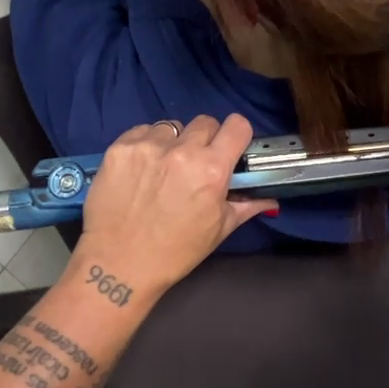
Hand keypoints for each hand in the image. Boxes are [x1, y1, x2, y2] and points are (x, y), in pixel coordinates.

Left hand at [73, 115, 277, 301]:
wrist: (118, 265)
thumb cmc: (174, 253)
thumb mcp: (217, 231)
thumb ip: (245, 206)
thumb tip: (270, 198)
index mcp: (211, 170)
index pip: (237, 125)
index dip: (236, 135)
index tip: (229, 148)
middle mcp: (182, 151)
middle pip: (205, 122)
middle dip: (204, 140)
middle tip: (194, 164)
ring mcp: (148, 146)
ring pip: (171, 126)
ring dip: (173, 142)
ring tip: (163, 169)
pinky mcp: (120, 147)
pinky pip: (142, 131)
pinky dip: (145, 145)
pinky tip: (141, 170)